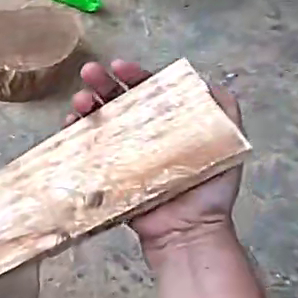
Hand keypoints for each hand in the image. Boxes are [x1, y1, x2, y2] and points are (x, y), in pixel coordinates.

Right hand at [67, 60, 242, 256]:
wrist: (189, 231)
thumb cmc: (210, 190)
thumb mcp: (228, 145)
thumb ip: (224, 112)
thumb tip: (209, 82)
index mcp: (167, 121)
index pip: (148, 89)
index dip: (133, 74)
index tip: (119, 66)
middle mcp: (142, 132)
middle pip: (117, 100)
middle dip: (101, 83)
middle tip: (88, 72)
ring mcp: (122, 152)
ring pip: (99, 120)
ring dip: (86, 105)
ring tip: (80, 100)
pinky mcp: (106, 173)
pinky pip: (87, 150)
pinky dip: (75, 134)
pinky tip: (70, 125)